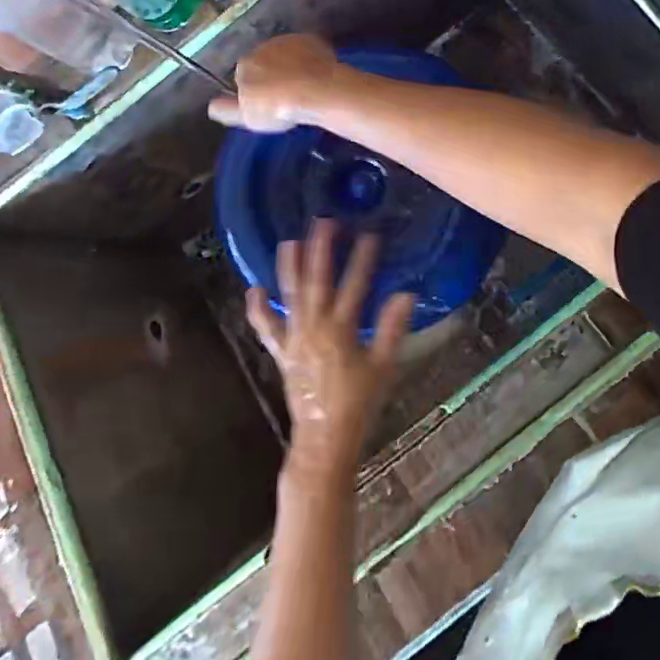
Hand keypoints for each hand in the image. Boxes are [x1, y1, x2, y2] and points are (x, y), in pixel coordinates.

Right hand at [209, 34, 342, 132]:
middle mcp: (262, 48)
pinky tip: (316, 75)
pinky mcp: (310, 40)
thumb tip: (211, 107)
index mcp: (244, 65)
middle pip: (265, 61)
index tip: (269, 102)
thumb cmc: (278, 108)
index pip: (245, 75)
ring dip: (291, 65)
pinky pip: (306, 50)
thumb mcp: (247, 116)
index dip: (257, 89)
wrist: (315, 91)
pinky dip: (308, 59)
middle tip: (287, 95)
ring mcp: (287, 41)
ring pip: (285, 54)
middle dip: (273, 74)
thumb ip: (226, 110)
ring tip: (304, 86)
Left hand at [247, 219, 412, 482]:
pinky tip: (254, 288)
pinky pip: (266, 327)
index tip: (369, 234)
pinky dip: (258, 307)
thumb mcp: (383, 367)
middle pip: (316, 281)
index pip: (354, 286)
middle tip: (324, 222)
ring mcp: (294, 339)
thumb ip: (392, 329)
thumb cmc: (359, 403)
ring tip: (290, 240)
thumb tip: (406, 295)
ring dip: (290, 266)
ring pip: (290, 295)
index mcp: (341, 331)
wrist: (325, 438)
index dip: (362, 259)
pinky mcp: (281, 352)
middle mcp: (313, 328)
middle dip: (320, 249)